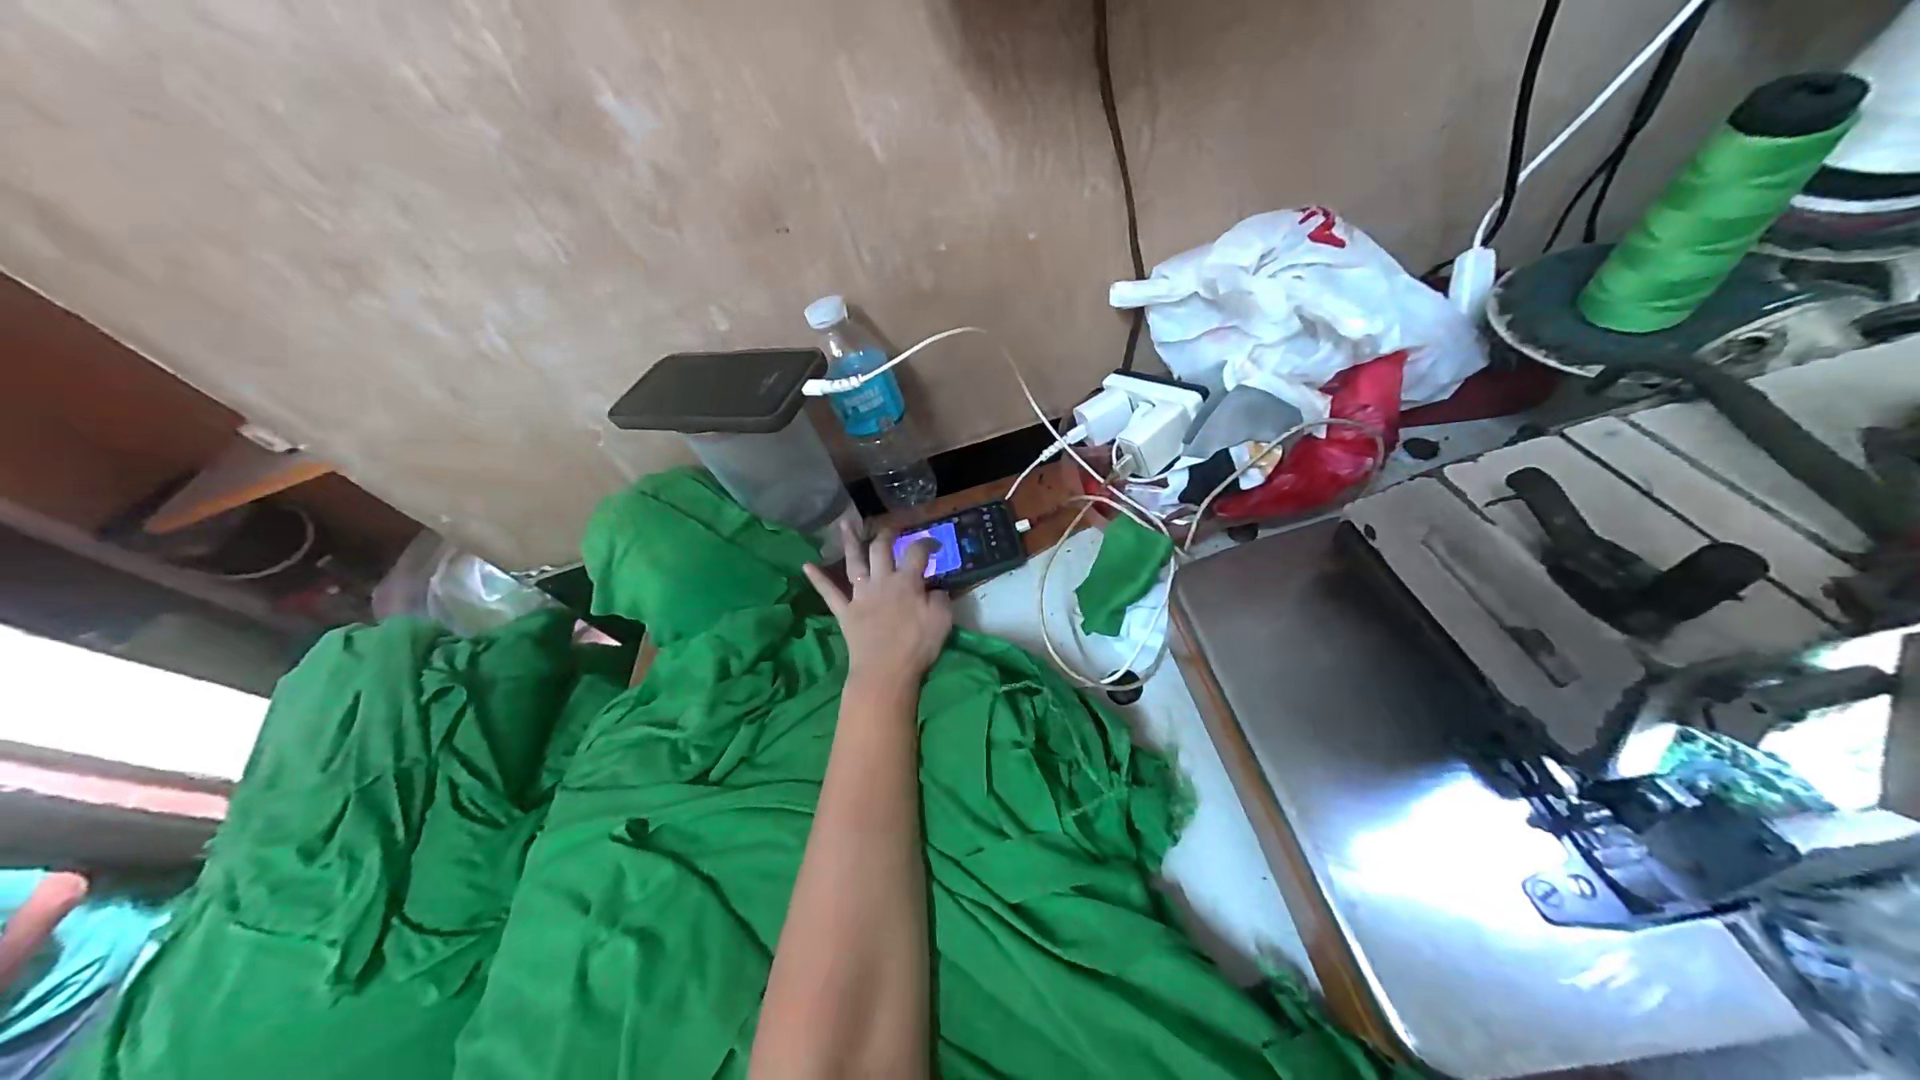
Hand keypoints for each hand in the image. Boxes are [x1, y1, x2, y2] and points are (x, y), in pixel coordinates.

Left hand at [803, 519, 952, 687]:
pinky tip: (806, 566)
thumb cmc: (917, 646)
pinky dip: (817, 579)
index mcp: (907, 582)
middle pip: (881, 549)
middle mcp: (882, 581)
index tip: (934, 545)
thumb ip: (940, 598)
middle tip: (890, 528)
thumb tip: (935, 587)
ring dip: (849, 541)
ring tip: (844, 524)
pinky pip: (829, 593)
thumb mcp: (942, 620)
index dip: (927, 544)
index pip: (917, 552)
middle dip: (886, 534)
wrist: (886, 671)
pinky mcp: (845, 612)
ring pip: (854, 562)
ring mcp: (860, 595)